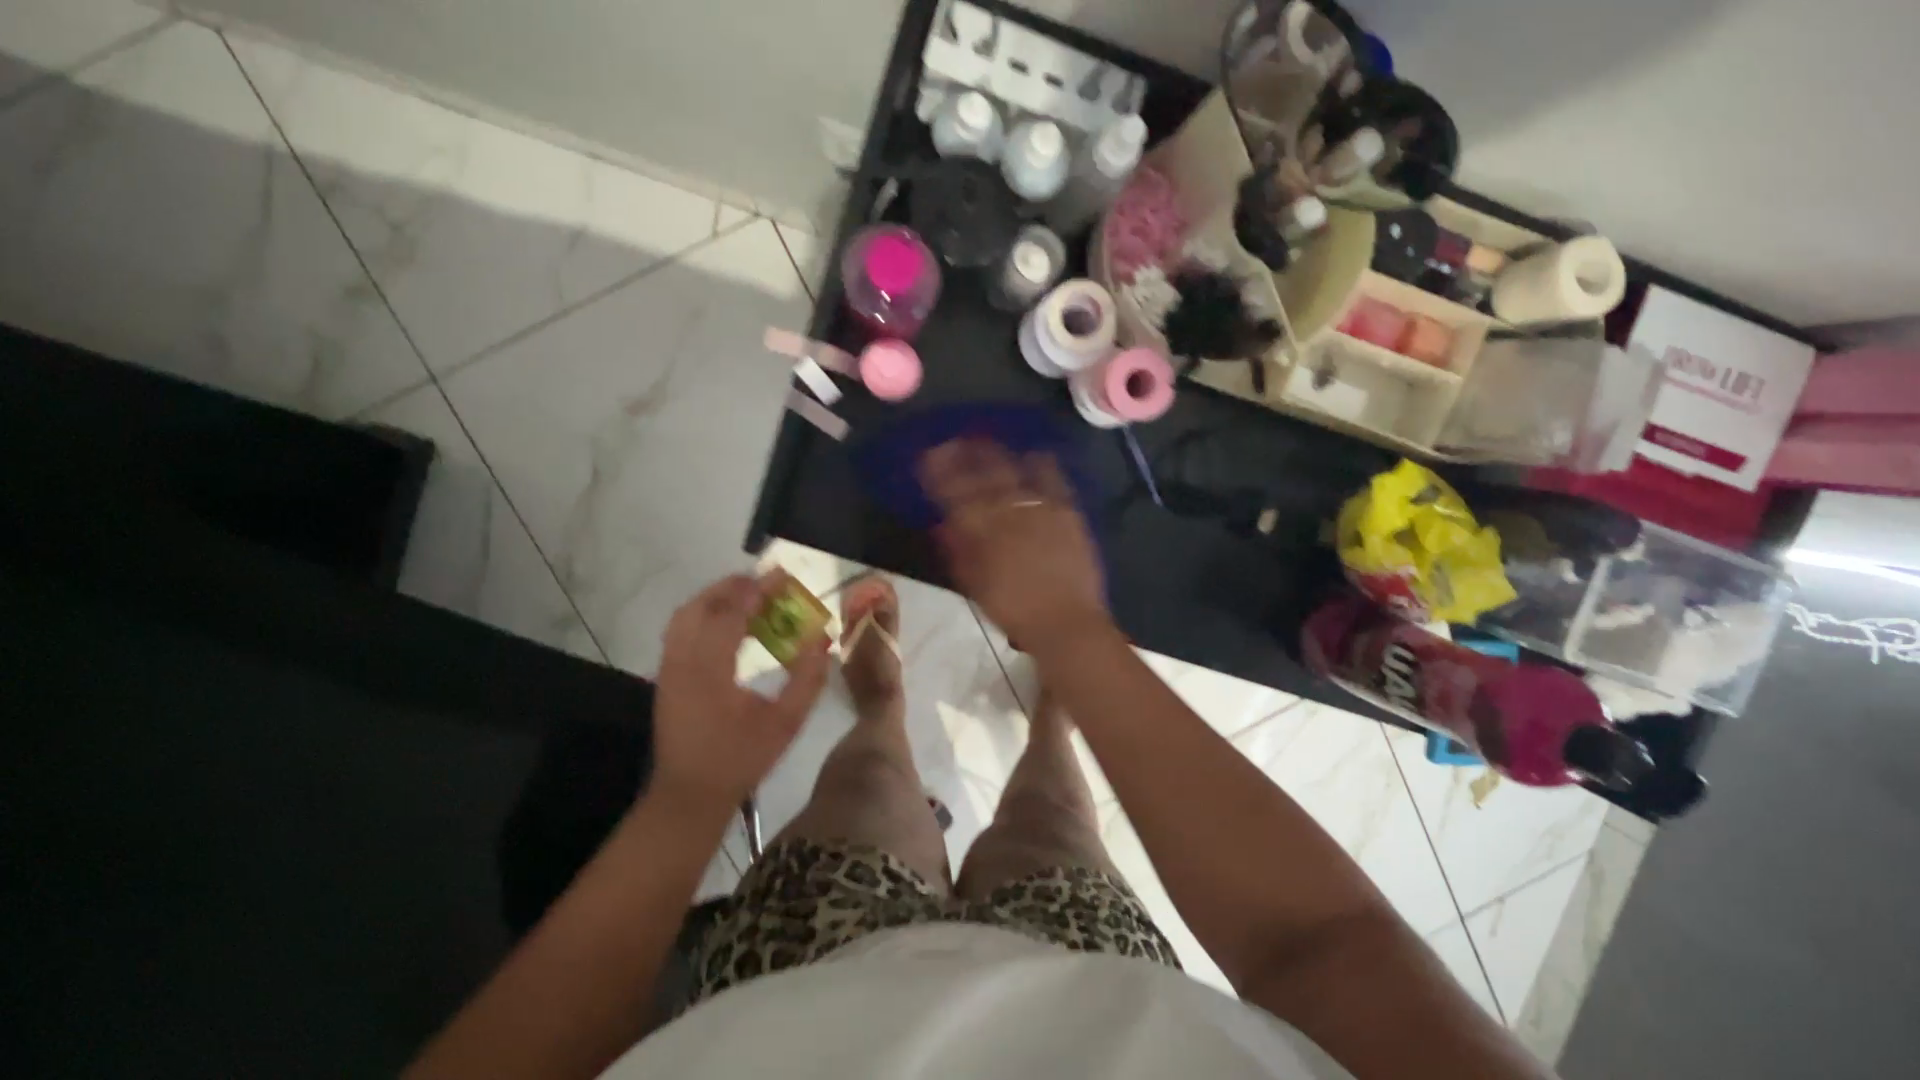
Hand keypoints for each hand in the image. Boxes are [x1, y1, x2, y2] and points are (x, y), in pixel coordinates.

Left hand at [650, 573, 829, 817]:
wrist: (690, 795)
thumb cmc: (739, 759)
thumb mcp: (785, 724)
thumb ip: (806, 679)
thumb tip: (821, 640)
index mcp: (709, 667)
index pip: (733, 613)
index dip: (758, 591)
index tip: (782, 576)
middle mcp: (681, 659)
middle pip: (701, 606)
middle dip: (732, 587)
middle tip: (764, 583)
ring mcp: (668, 668)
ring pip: (685, 616)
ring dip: (714, 600)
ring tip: (746, 597)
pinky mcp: (665, 678)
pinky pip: (680, 633)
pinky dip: (702, 617)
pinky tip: (726, 626)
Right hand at [920, 439, 1110, 647]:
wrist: (1065, 622)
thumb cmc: (1014, 611)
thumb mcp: (975, 585)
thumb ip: (957, 552)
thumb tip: (941, 525)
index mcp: (980, 532)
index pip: (953, 494)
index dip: (939, 472)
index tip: (930, 456)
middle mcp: (1007, 513)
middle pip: (982, 475)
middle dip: (965, 454)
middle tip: (954, 440)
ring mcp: (1039, 509)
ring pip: (1014, 472)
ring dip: (998, 455)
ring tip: (987, 441)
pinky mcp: (1067, 512)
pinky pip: (1052, 480)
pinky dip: (1040, 465)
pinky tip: (1034, 454)